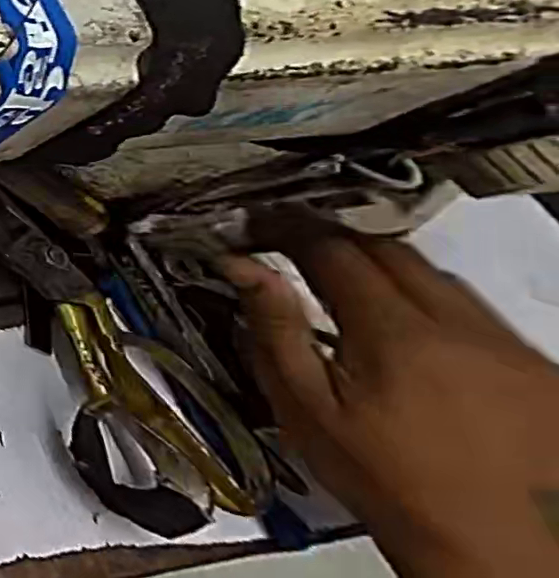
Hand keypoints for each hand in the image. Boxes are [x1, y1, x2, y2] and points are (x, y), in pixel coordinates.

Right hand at [224, 236, 558, 577]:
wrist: (499, 554)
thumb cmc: (386, 480)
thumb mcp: (304, 404)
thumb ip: (273, 326)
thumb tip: (242, 266)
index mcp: (399, 338)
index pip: (335, 252)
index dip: (289, 229)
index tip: (259, 224)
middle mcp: (467, 335)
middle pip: (391, 252)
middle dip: (334, 238)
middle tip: (290, 238)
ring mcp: (517, 356)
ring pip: (439, 277)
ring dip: (383, 263)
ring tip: (341, 273)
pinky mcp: (545, 378)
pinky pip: (477, 313)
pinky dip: (428, 297)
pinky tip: (403, 320)